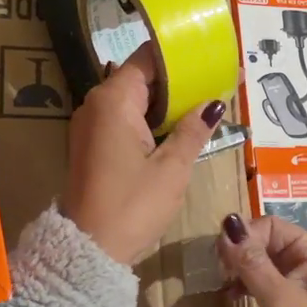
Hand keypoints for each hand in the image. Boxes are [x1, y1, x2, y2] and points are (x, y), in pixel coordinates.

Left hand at [61, 45, 224, 265]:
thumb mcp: (172, 168)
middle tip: (217, 82)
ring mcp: (89, 125)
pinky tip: (177, 129)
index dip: (181, 56)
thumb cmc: (133, 205)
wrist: (89, 249)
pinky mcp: (90, 145)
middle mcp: (96, 104)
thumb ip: (193, 130)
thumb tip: (214, 103)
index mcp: (113, 99)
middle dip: (177, 81)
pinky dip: (149, 121)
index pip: (148, 58)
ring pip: (133, 100)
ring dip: (165, 103)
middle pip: (141, 77)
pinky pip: (123, 120)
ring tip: (204, 103)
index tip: (211, 56)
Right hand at [217, 214, 306, 306]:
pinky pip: (260, 285)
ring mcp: (298, 288)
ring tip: (222, 282)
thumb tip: (227, 223)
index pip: (273, 226)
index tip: (221, 254)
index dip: (246, 235)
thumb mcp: (280, 299)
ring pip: (260, 264)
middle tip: (217, 269)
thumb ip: (252, 261)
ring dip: (239, 268)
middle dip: (240, 251)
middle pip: (266, 242)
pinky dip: (243, 285)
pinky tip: (230, 295)